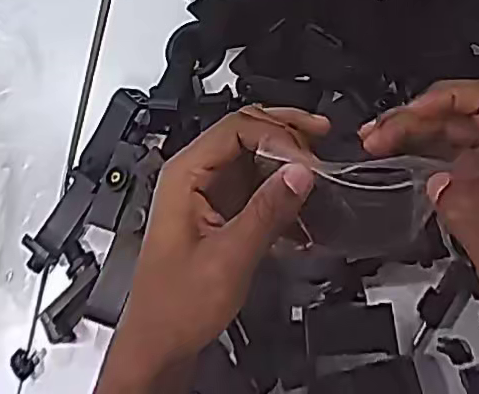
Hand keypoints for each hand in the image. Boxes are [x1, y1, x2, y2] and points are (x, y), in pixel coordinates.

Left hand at [97, 106, 326, 393]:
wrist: (159, 349)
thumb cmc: (172, 309)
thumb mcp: (226, 260)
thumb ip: (266, 212)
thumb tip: (300, 172)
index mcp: (185, 173)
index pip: (237, 128)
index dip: (276, 135)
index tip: (306, 159)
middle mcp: (196, 173)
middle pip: (247, 129)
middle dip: (286, 130)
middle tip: (319, 134)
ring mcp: (210, 189)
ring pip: (256, 151)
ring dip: (288, 155)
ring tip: (318, 162)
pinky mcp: (224, 207)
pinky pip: (258, 178)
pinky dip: (283, 182)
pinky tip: (304, 198)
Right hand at [362, 80, 478, 392]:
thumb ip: (469, 212)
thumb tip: (436, 182)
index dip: (447, 98)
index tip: (413, 112)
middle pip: (459, 113)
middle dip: (416, 116)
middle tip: (380, 132)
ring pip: (448, 130)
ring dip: (410, 130)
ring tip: (377, 138)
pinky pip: (445, 152)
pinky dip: (416, 149)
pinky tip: (395, 155)